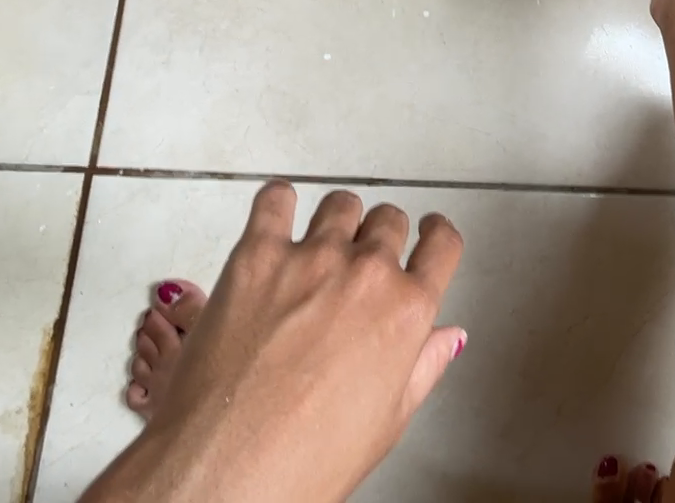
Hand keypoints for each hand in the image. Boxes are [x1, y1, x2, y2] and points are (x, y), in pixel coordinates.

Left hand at [92, 182, 465, 502]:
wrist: (224, 474)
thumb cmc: (307, 463)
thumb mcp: (387, 423)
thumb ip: (424, 367)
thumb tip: (450, 336)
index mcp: (408, 311)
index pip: (443, 244)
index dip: (438, 234)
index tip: (428, 232)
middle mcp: (369, 273)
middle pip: (389, 219)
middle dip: (380, 235)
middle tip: (360, 259)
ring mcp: (313, 257)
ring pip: (341, 204)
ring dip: (337, 220)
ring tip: (319, 242)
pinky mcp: (258, 254)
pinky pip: (276, 199)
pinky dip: (279, 201)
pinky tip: (278, 216)